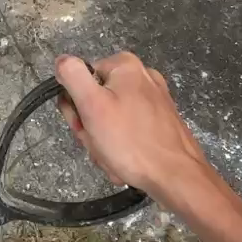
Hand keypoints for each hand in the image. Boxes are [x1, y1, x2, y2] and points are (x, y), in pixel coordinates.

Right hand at [55, 52, 213, 204]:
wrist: (179, 179)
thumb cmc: (131, 141)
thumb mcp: (91, 104)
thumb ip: (72, 74)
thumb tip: (62, 61)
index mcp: (125, 65)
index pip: (81, 79)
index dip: (77, 105)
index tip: (83, 126)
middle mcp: (143, 77)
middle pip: (97, 97)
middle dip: (91, 126)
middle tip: (98, 144)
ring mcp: (156, 100)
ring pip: (112, 117)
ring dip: (104, 140)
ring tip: (113, 158)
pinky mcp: (163, 122)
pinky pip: (130, 129)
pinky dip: (123, 145)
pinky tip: (125, 161)